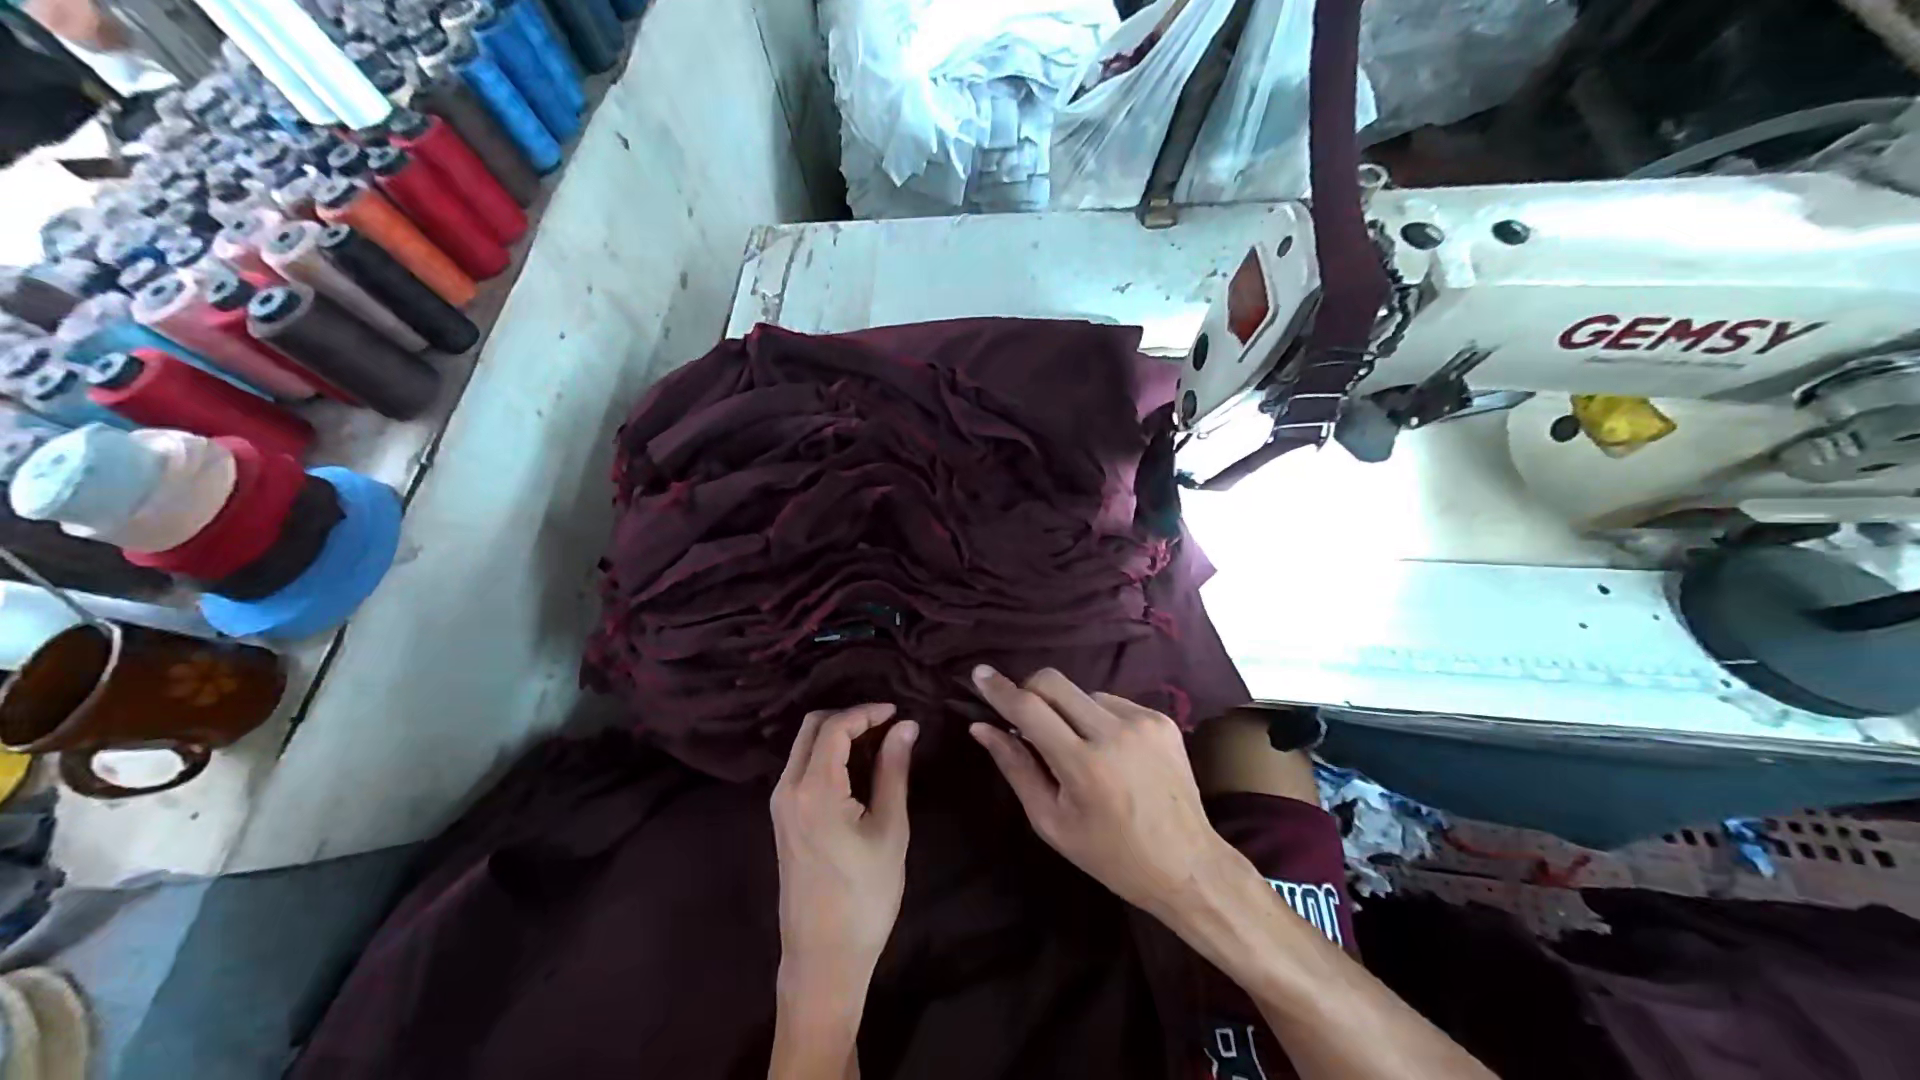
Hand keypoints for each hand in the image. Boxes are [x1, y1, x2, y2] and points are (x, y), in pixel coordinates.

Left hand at [772, 703, 918, 994]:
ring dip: (837, 734)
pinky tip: (857, 765)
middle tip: (887, 723)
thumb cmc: (864, 895)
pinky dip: (827, 754)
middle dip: (849, 717)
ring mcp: (780, 804)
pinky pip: (801, 767)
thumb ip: (894, 771)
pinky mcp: (782, 818)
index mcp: (813, 790)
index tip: (898, 713)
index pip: (834, 727)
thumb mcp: (889, 830)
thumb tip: (906, 726)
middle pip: (811, 728)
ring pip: (803, 746)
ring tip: (878, 740)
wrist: (823, 956)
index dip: (867, 712)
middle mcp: (787, 789)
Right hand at [967, 666, 1245, 919]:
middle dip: (1030, 691)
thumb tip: (982, 728)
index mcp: (1083, 765)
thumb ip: (1016, 768)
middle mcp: (1114, 733)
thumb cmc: (1110, 854)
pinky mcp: (1161, 720)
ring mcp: (1142, 722)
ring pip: (1082, 692)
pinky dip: (1097, 718)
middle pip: (1054, 682)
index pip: (1029, 709)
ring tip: (1077, 749)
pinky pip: (1112, 702)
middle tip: (1024, 718)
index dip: (1000, 689)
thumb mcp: (1051, 822)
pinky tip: (1108, 751)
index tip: (980, 674)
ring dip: (1067, 711)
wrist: (1188, 865)